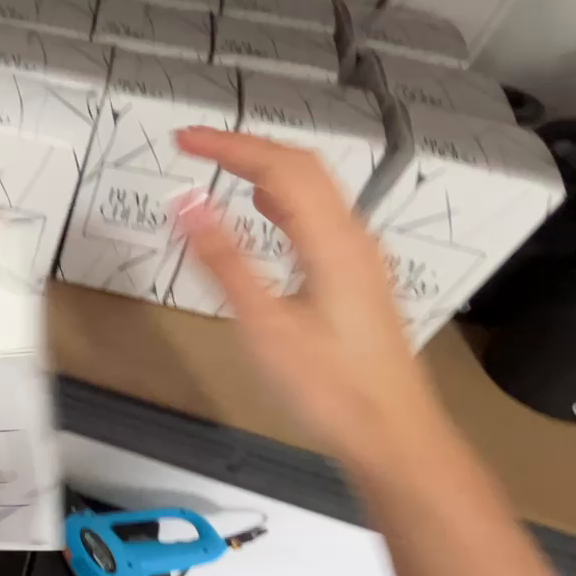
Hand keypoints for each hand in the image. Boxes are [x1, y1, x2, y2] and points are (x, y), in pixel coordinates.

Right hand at [174, 127, 448, 469]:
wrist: (393, 435)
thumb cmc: (326, 386)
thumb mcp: (264, 324)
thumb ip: (223, 260)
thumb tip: (185, 202)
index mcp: (331, 240)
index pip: (280, 167)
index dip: (229, 145)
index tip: (181, 139)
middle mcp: (352, 237)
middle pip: (303, 168)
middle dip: (247, 148)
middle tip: (194, 146)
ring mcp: (359, 258)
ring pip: (314, 191)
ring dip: (266, 170)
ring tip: (221, 166)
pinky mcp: (356, 279)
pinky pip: (318, 219)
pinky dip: (283, 200)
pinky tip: (264, 212)